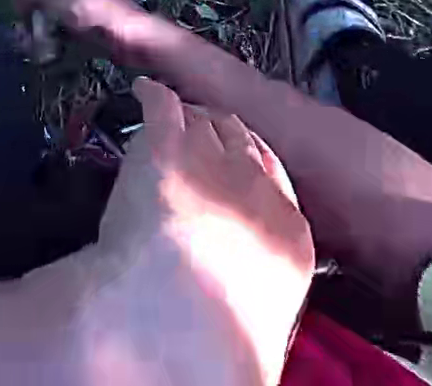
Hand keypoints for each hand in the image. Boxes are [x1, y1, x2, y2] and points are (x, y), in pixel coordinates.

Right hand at [15, 0, 179, 62]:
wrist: (129, 38)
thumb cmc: (91, 9)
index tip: (20, 11)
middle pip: (39, 1)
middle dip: (29, 19)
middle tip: (25, 35)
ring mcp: (78, 9)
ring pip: (46, 21)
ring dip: (37, 36)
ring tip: (36, 48)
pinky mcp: (83, 31)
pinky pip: (58, 36)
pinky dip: (50, 45)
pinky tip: (47, 54)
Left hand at [82, 78, 314, 385]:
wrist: (171, 320)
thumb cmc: (215, 340)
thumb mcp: (263, 323)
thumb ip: (262, 286)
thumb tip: (248, 294)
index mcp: (290, 232)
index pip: (276, 175)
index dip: (250, 161)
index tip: (235, 161)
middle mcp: (254, 184)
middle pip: (240, 136)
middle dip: (219, 132)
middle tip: (197, 135)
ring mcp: (208, 157)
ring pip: (200, 117)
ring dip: (185, 115)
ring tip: (170, 115)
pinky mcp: (164, 144)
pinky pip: (161, 102)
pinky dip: (150, 94)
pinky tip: (141, 91)